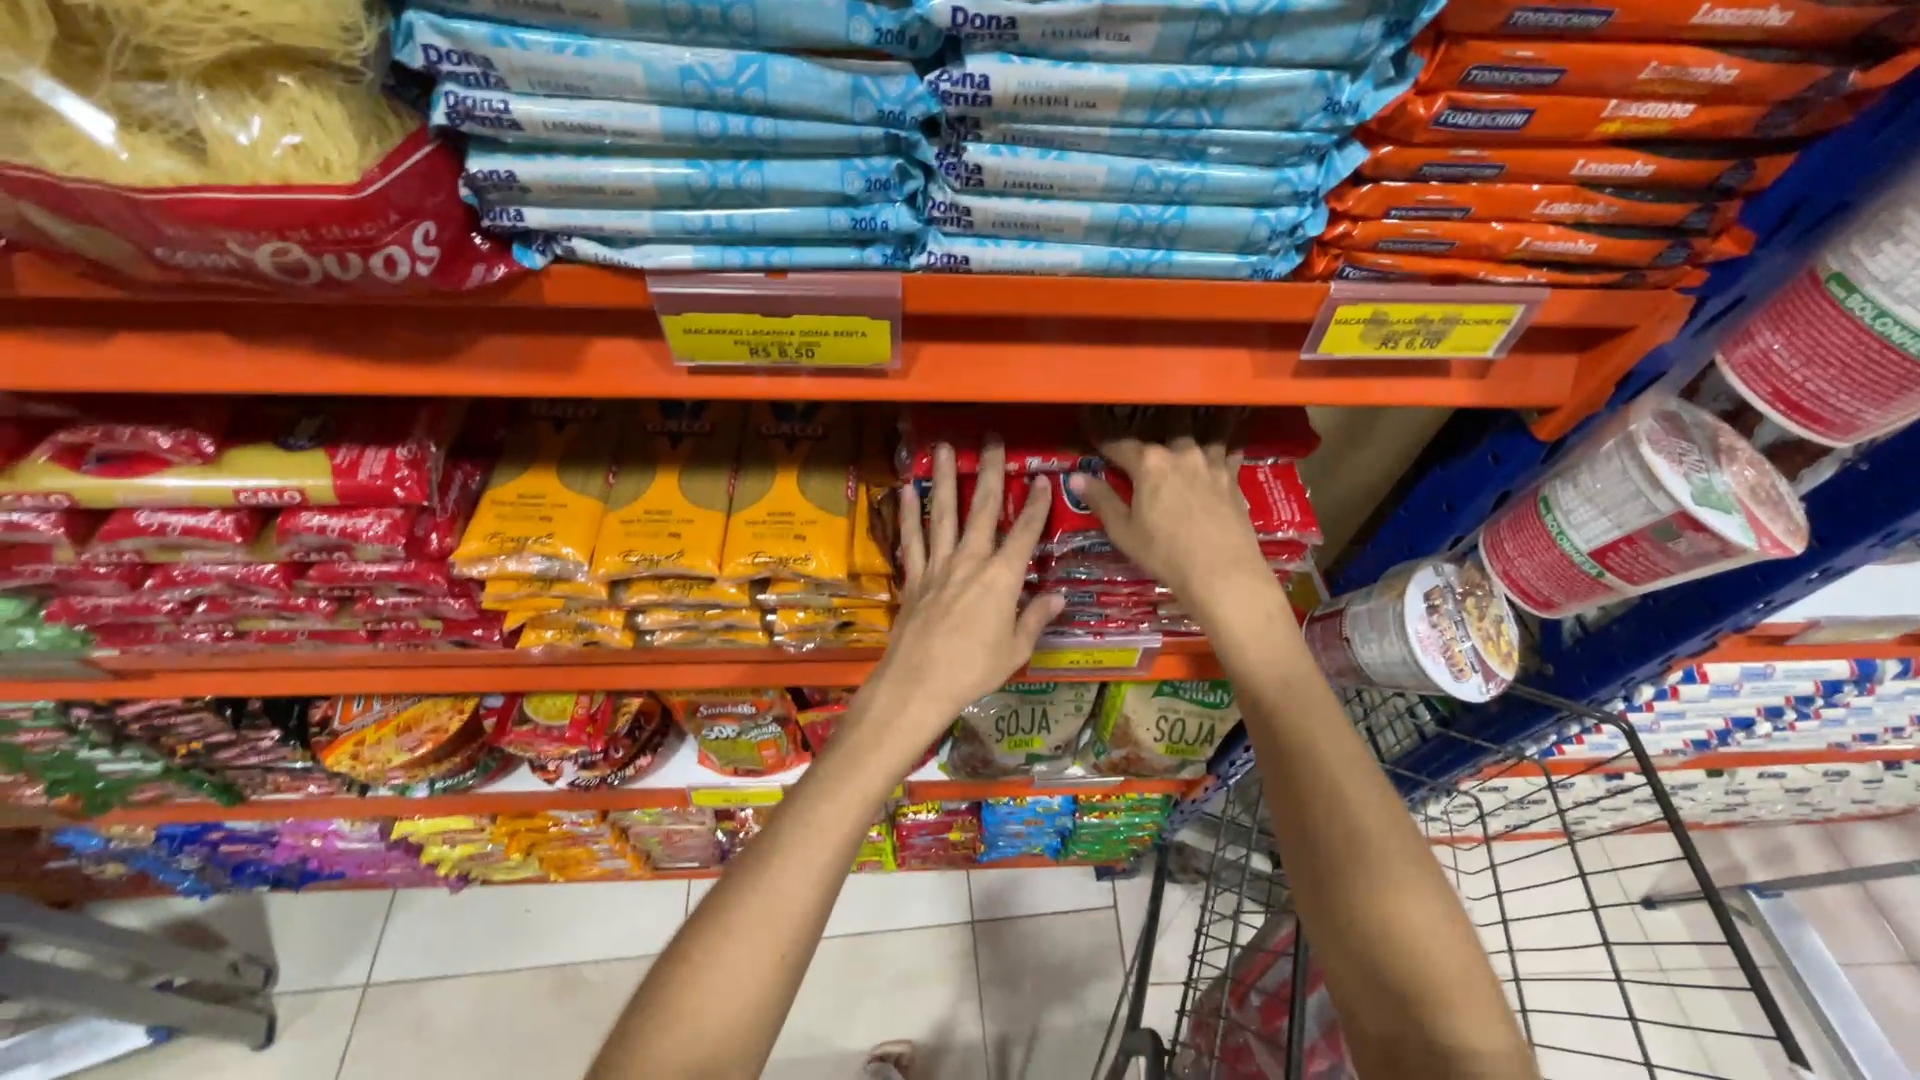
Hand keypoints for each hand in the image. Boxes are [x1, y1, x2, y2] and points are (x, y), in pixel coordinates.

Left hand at [855, 441, 1064, 761]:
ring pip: (942, 513)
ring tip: (944, 448)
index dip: (1036, 505)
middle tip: (991, 440)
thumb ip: (1035, 618)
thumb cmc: (973, 670)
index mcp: (1002, 578)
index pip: (1024, 533)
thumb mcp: (1015, 649)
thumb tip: (1059, 597)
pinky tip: (906, 490)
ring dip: (945, 479)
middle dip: (990, 472)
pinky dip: (908, 514)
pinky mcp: (914, 577)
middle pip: (982, 509)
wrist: (919, 683)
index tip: (1043, 480)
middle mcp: (970, 561)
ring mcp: (938, 566)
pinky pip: (911, 539)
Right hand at [1067, 430, 1273, 617]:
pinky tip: (1215, 466)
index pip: (1121, 446)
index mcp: (1149, 462)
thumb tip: (1076, 477)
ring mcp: (1211, 462)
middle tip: (1141, 466)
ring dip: (1183, 450)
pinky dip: (1216, 458)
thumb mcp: (1124, 531)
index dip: (1108, 449)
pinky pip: (1224, 456)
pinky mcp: (1233, 477)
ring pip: (1194, 443)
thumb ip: (1101, 499)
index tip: (1100, 452)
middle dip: (1148, 451)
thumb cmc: (1164, 553)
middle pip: (1160, 442)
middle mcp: (1181, 453)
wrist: (1222, 571)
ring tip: (1178, 462)